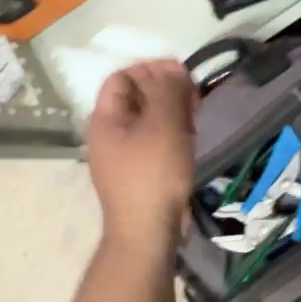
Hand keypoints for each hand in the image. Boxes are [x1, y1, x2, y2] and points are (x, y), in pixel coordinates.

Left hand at [87, 60, 195, 247]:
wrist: (148, 232)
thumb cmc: (153, 174)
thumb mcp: (163, 125)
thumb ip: (167, 90)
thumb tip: (172, 69)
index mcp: (105, 119)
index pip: (122, 77)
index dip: (151, 69)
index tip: (183, 74)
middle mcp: (109, 135)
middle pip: (135, 98)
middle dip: (165, 89)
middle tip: (194, 95)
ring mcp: (123, 156)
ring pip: (148, 120)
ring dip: (172, 111)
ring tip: (196, 116)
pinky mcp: (140, 173)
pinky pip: (155, 141)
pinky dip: (172, 133)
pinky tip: (190, 139)